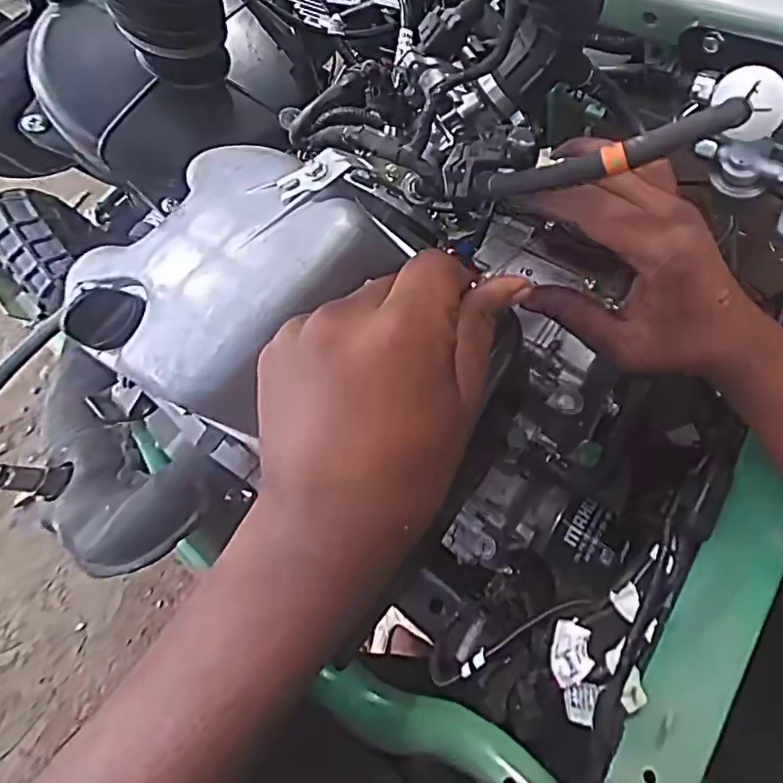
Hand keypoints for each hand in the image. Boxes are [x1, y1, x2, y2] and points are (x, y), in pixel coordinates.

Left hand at [255, 251, 527, 549]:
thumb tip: (503, 285)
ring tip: (379, 382)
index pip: (437, 262)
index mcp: (402, 328)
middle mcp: (348, 316)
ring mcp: (307, 329)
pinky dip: (341, 341)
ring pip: (362, 300)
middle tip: (422, 363)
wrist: (326, 519)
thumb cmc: (401, 474)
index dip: (456, 283)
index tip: (460, 310)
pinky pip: (326, 321)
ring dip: (377, 326)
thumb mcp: (461, 400)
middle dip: (416, 309)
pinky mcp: (279, 345)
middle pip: (398, 280)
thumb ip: (479, 330)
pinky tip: (347, 386)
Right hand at [523, 145, 782, 386]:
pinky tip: (598, 169)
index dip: (552, 198)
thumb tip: (534, 295)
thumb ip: (574, 316)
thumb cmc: (692, 341)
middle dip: (563, 170)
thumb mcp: (625, 343)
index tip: (525, 199)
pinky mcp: (682, 206)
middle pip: (609, 170)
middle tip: (533, 180)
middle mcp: (673, 218)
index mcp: (659, 249)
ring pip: (630, 157)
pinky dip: (617, 160)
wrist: (733, 337)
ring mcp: (680, 207)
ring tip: (560, 163)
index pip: (594, 205)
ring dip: (592, 154)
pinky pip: (647, 165)